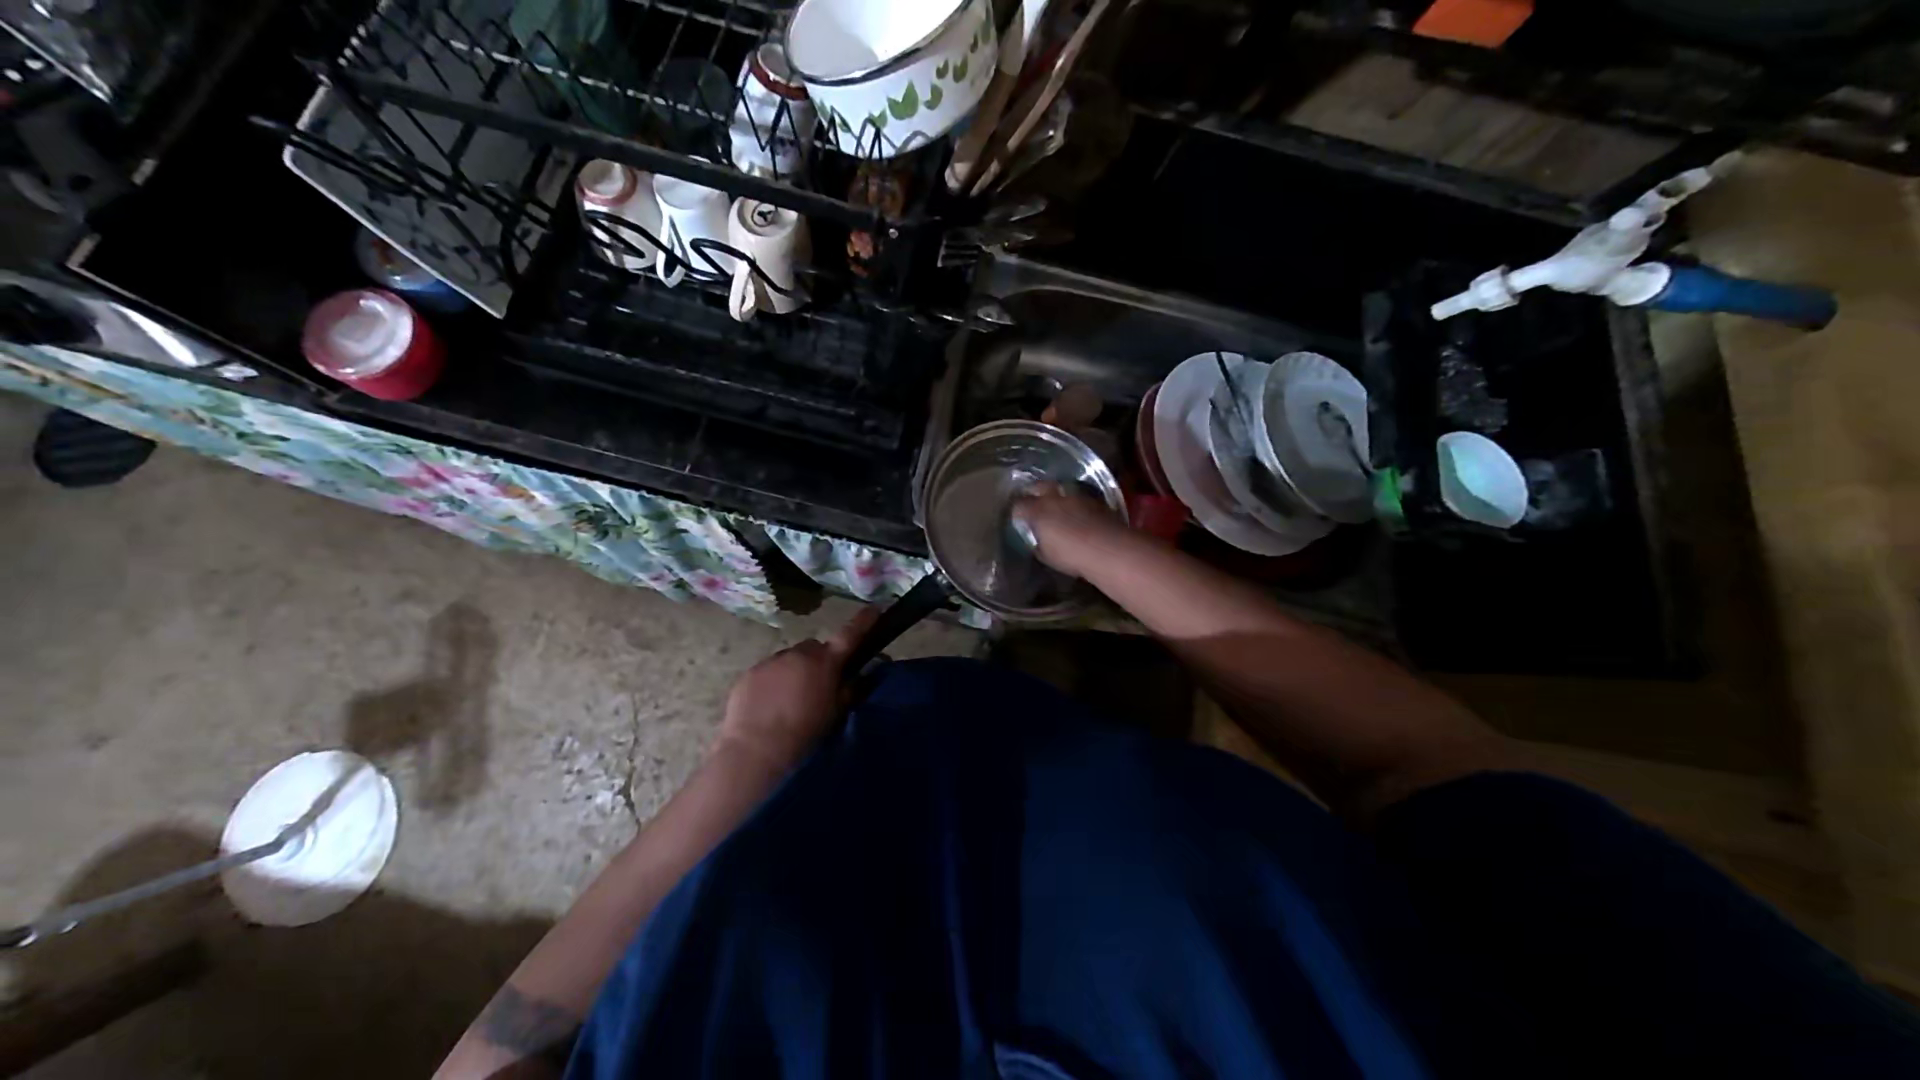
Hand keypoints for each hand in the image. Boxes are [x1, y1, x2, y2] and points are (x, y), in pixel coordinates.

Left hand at [717, 606, 880, 771]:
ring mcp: (771, 661)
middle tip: (819, 686)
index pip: (850, 635)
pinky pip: (768, 672)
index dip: (863, 622)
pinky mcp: (749, 674)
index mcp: (825, 663)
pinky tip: (771, 706)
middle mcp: (798, 654)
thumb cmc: (806, 734)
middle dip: (820, 661)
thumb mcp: (837, 713)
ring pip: (790, 659)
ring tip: (791, 700)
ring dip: (795, 671)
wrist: (756, 751)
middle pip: (815, 648)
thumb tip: (863, 674)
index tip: (874, 609)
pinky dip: (773, 682)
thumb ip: (852, 689)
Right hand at [1013, 487, 1131, 578]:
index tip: (1018, 518)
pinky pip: (1079, 497)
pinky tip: (1078, 512)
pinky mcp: (1094, 500)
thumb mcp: (1046, 556)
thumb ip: (1038, 544)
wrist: (1109, 548)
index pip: (1019, 505)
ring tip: (1057, 506)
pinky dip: (1075, 502)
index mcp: (1037, 511)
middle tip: (1034, 503)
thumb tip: (1036, 540)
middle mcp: (1054, 497)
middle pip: (1039, 486)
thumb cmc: (1071, 556)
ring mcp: (1076, 496)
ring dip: (1056, 495)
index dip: (1017, 511)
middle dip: (1034, 492)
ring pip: (1061, 488)